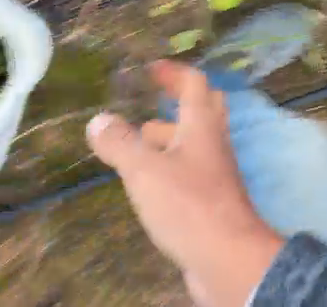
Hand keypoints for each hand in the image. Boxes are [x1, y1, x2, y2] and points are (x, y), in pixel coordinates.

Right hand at [87, 61, 284, 306]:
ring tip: (139, 140)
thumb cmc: (189, 204)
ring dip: (170, 134)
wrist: (227, 256)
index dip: (174, 72)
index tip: (151, 68)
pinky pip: (191, 168)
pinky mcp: (212, 197)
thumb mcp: (145, 171)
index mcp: (202, 124)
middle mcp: (213, 140)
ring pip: (195, 140)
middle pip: (203, 107)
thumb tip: (99, 119)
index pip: (194, 83)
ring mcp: (215, 169)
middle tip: (152, 98)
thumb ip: (121, 144)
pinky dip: (171, 163)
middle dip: (178, 99)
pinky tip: (150, 180)